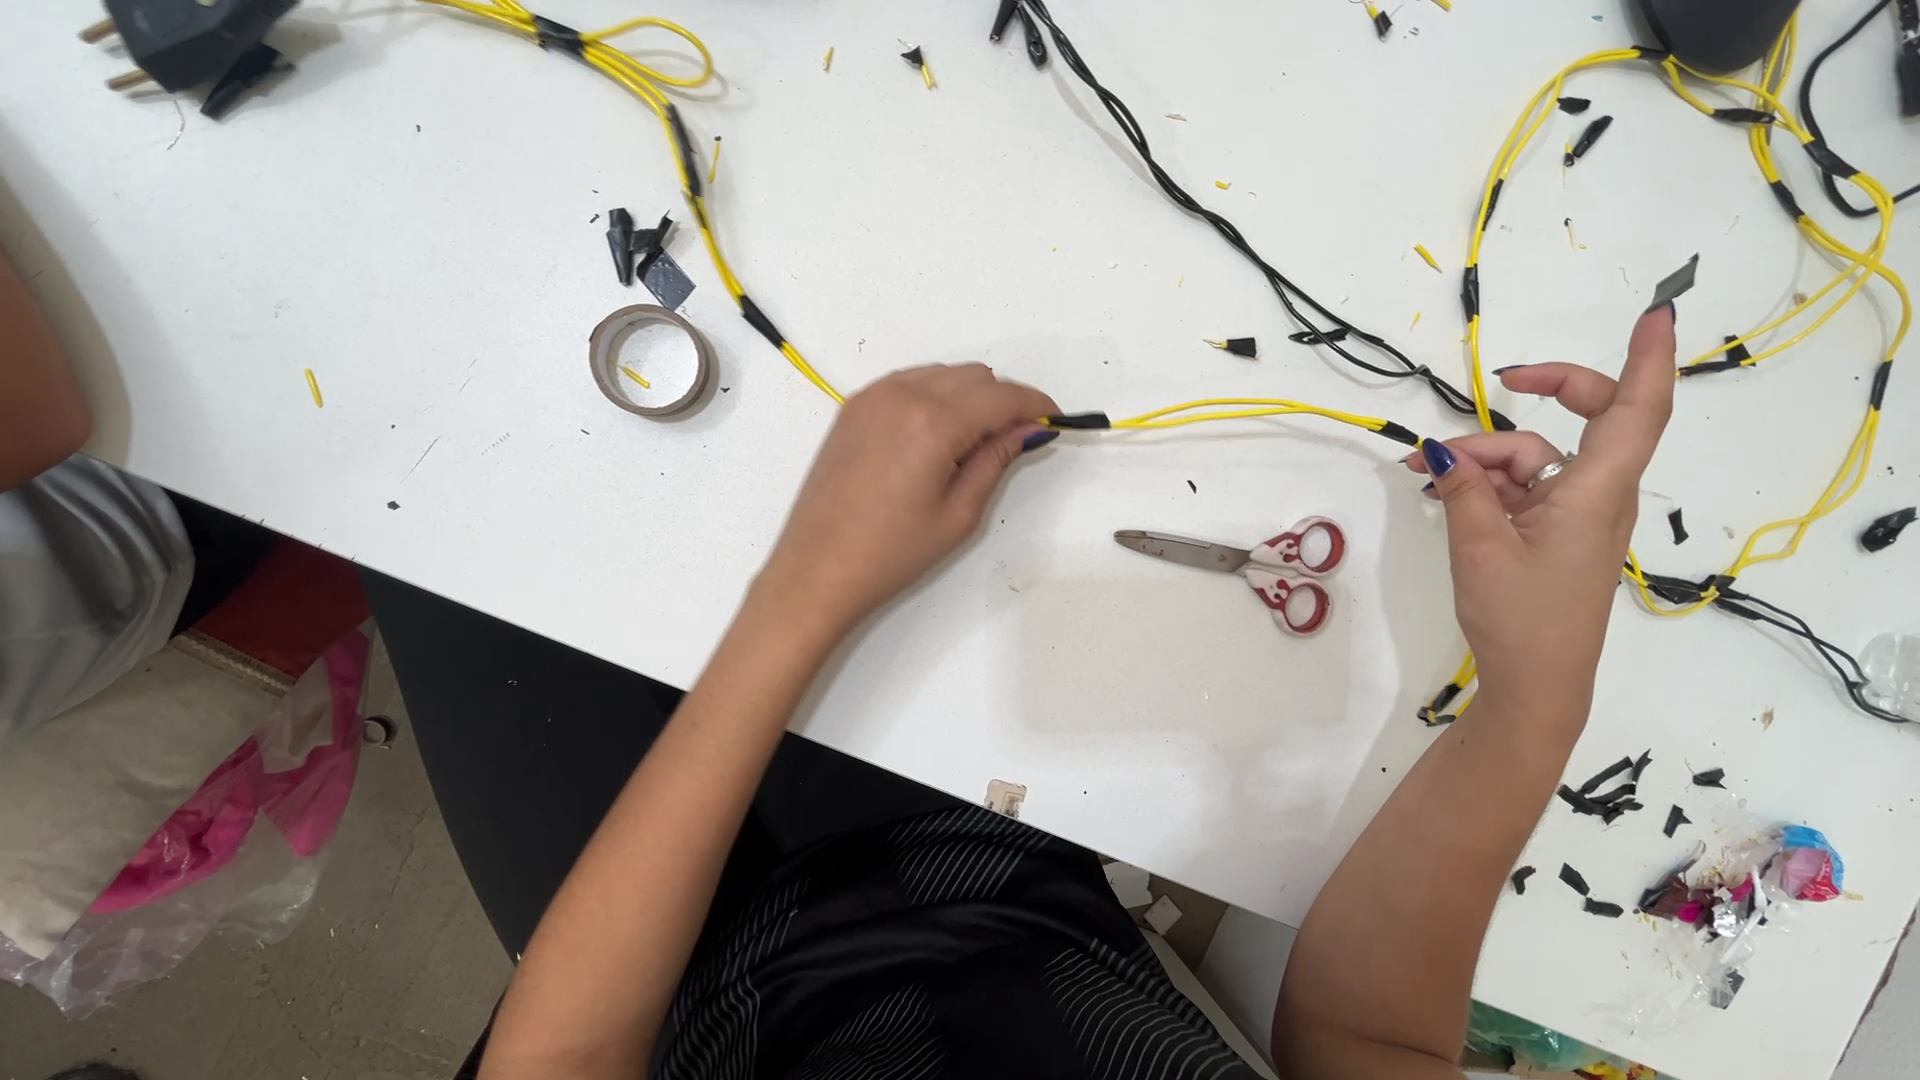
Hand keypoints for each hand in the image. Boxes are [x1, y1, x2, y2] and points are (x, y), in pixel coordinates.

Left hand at [755, 364, 1058, 638]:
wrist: (816, 570)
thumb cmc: (891, 554)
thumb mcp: (958, 514)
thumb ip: (996, 460)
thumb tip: (1027, 429)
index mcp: (932, 422)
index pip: (1001, 396)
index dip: (1035, 404)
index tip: (1054, 420)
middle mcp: (901, 394)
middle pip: (974, 376)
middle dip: (1002, 401)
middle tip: (1014, 441)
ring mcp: (872, 396)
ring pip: (942, 374)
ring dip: (969, 396)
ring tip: (972, 444)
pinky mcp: (853, 407)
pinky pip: (910, 382)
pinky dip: (934, 397)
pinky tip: (936, 437)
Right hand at [1404, 306, 1675, 714]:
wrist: (1536, 680)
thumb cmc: (1519, 615)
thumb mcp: (1479, 546)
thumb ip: (1463, 488)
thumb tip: (1438, 449)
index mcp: (1595, 492)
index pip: (1636, 410)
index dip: (1646, 358)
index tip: (1655, 313)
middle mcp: (1597, 494)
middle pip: (1579, 422)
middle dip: (1538, 397)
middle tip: (1503, 383)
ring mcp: (1576, 512)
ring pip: (1532, 458)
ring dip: (1480, 459)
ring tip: (1424, 476)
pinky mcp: (1555, 530)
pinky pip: (1521, 487)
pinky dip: (1483, 484)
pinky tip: (1441, 492)